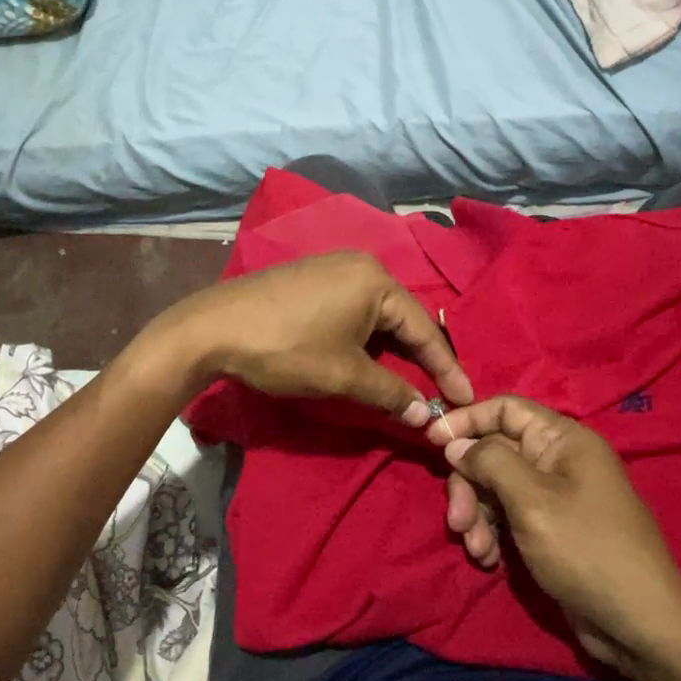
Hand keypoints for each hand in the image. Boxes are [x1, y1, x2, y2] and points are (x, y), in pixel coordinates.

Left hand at [155, 251, 473, 419]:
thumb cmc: (286, 349)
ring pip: (378, 314)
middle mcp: (361, 264)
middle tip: (445, 392)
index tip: (467, 400)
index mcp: (376, 280)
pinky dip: (369, 335)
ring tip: (414, 380)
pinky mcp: (312, 278)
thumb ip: (391, 394)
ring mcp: (333, 267)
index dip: (447, 369)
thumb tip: (426, 416)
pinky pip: (355, 308)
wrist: (213, 328)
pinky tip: (372, 357)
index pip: (425, 329)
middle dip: (423, 357)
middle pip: (404, 317)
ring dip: (394, 348)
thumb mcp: (343, 376)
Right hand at [429, 396, 680, 671]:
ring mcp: (555, 496)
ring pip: (496, 487)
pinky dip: (493, 533)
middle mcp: (559, 461)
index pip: (506, 408)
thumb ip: (489, 462)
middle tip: (456, 520)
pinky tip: (488, 559)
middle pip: (495, 452)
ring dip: (478, 514)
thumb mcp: (531, 501)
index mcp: (563, 440)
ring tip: (477, 548)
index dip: (467, 419)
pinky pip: (509, 516)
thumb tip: (455, 442)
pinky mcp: (550, 529)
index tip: (433, 442)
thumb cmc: (586, 550)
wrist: (638, 624)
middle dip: (469, 484)